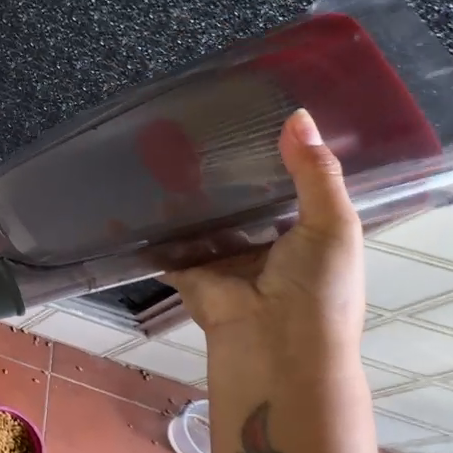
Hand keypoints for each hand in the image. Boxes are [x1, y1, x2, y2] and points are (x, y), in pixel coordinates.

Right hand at [163, 108, 366, 358]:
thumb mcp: (332, 225)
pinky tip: (121, 195)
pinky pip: (159, 240)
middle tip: (184, 127)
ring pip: (194, 215)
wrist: (272, 338)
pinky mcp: (181, 265)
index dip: (269, 152)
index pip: (283, 182)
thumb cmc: (317, 286)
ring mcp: (217, 253)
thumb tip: (298, 114)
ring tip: (148, 149)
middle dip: (212, 169)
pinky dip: (140, 224)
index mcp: (301, 229)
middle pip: (233, 196)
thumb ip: (315, 174)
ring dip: (176, 193)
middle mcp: (258, 239)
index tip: (244, 113)